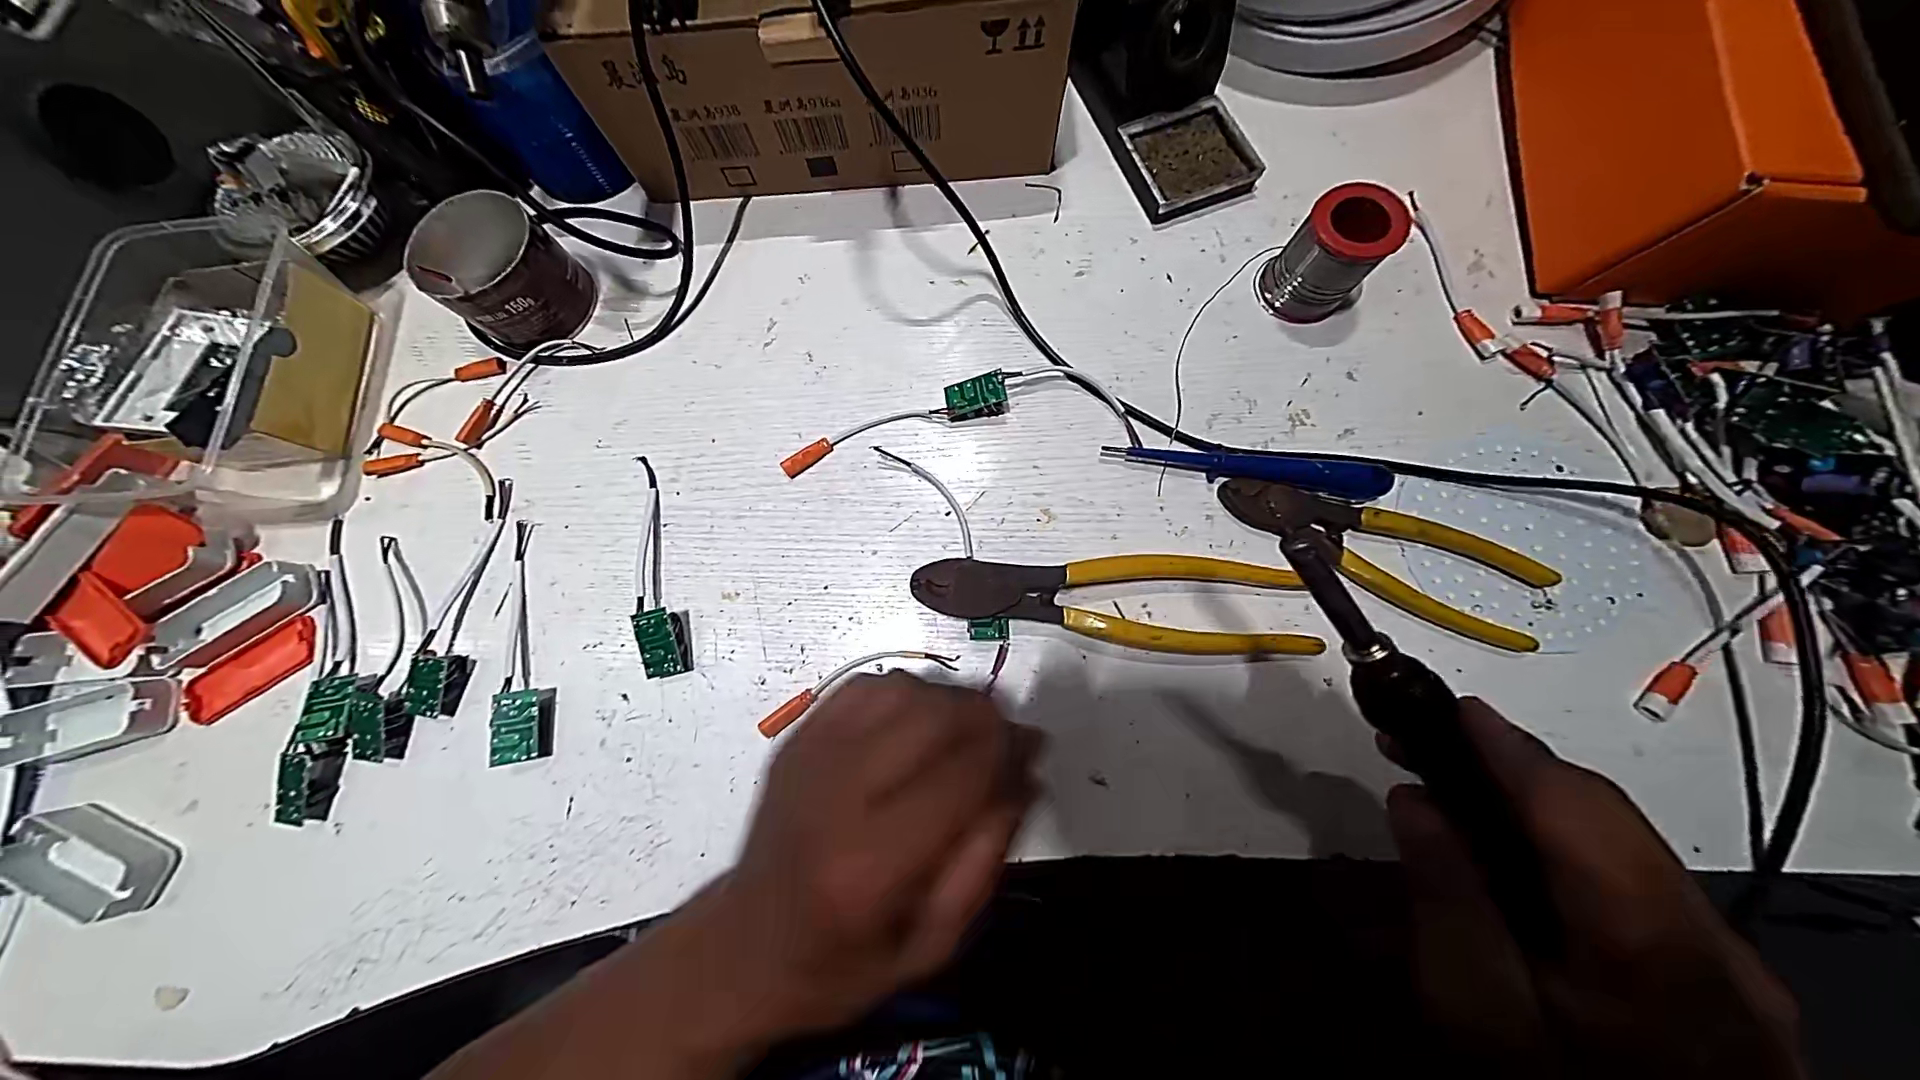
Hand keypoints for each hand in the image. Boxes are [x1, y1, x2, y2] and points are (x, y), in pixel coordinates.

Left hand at [710, 672, 1042, 1035]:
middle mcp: (836, 797)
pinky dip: (905, 689)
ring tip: (967, 725)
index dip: (1007, 750)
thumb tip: (1023, 778)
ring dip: (948, 698)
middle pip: (932, 717)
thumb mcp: (932, 944)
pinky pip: (865, 686)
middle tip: (1007, 733)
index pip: (961, 773)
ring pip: (901, 689)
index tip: (1030, 749)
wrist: (746, 946)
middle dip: (986, 715)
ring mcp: (809, 759)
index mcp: (871, 864)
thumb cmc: (843, 962)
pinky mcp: (796, 740)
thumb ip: (985, 860)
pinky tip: (917, 716)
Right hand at [1384, 698, 1803, 1078]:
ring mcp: (1729, 956)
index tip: (1451, 706)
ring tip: (1448, 775)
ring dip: (1528, 794)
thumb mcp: (1473, 1009)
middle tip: (1418, 742)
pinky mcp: (1720, 970)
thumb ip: (1445, 900)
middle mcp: (1711, 939)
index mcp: (1648, 944)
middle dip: (1506, 764)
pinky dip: (1559, 834)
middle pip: (1601, 813)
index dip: (1508, 748)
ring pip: (1616, 837)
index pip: (1575, 808)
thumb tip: (1413, 802)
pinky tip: (1507, 837)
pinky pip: (1628, 870)